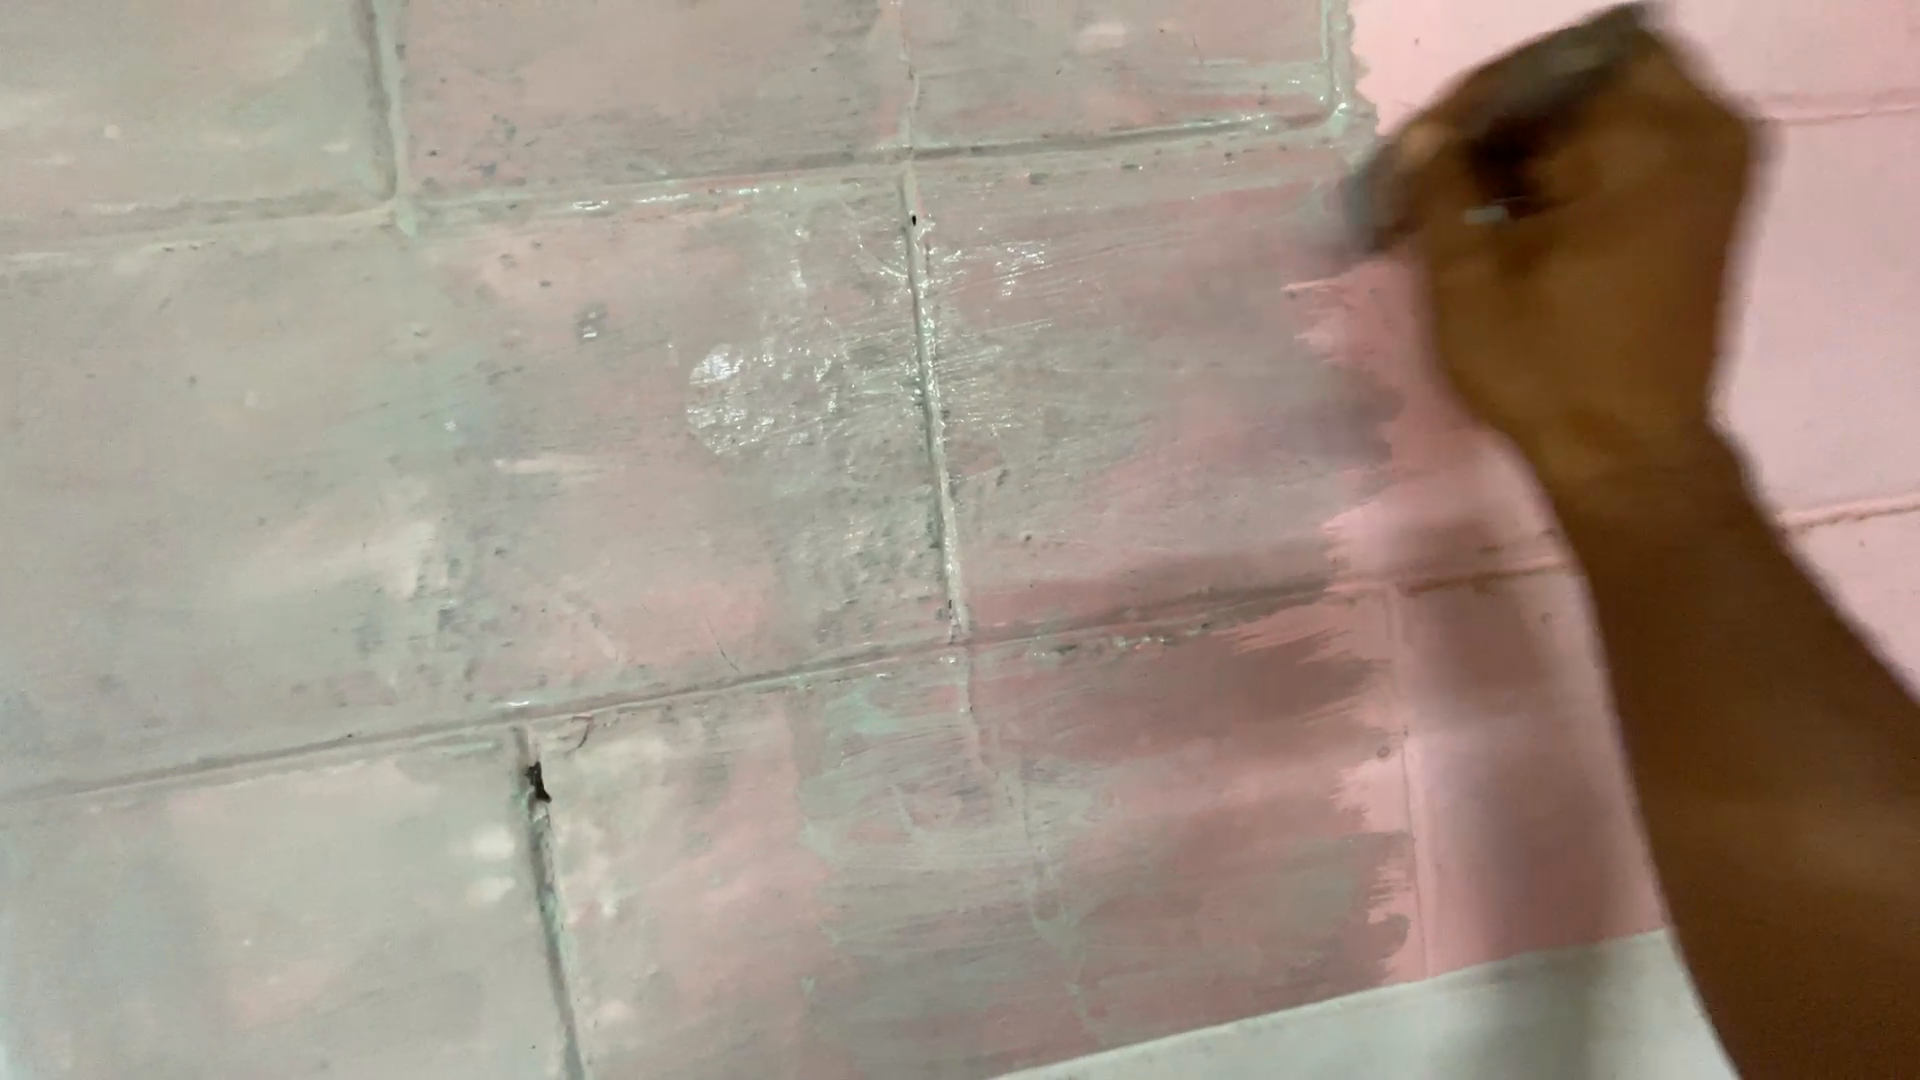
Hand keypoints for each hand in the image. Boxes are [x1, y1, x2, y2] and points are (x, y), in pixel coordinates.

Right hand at [1387, 26, 1762, 490]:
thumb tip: (1420, 138)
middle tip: (1444, 161)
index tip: (1420, 148)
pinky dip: (1569, 163)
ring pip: (1614, 105)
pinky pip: (1634, 144)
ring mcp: (1714, 167)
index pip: (1556, 66)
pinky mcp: (1704, 202)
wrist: (1622, 445)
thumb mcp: (1467, 280)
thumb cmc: (1539, 366)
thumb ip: (1441, 193)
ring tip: (1465, 192)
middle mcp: (1704, 132)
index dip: (1477, 98)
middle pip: (1595, 71)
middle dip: (1508, 110)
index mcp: (1647, 143)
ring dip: (1534, 138)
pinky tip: (1511, 210)